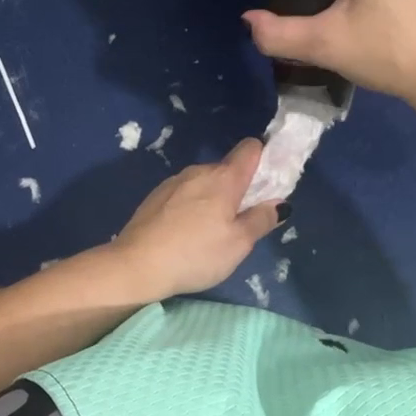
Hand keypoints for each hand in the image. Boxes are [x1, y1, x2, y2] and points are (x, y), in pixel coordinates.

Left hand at [106, 139, 282, 298]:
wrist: (136, 266)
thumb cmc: (195, 255)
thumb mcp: (238, 244)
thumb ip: (261, 220)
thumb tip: (280, 203)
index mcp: (224, 177)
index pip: (250, 149)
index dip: (263, 160)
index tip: (266, 186)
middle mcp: (198, 171)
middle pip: (226, 170)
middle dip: (236, 190)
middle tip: (237, 224)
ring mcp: (172, 183)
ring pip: (202, 184)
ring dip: (211, 201)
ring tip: (207, 236)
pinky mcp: (154, 198)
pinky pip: (182, 196)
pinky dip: (189, 209)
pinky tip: (183, 236)